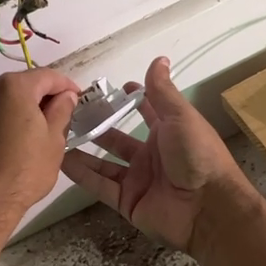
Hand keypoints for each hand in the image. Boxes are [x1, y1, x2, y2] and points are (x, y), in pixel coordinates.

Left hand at [0, 68, 79, 215]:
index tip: (79, 99)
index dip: (67, 86)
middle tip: (63, 114)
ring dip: (25, 107)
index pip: (47, 76)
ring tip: (41, 128)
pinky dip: (8, 117)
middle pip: (24, 84)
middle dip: (44, 95)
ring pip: (7, 98)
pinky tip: (19, 138)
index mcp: (13, 86)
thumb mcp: (54, 139)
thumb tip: (66, 96)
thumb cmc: (25, 169)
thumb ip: (62, 110)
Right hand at [61, 57, 246, 251]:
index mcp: (167, 133)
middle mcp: (150, 156)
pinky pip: (99, 185)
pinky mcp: (126, 202)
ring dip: (83, 150)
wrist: (208, 207)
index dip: (131, 100)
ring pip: (103, 163)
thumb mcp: (181, 116)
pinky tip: (60, 160)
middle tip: (70, 113)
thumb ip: (163, 91)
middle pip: (117, 139)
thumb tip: (159, 58)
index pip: (146, 112)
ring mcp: (137, 180)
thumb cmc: (198, 154)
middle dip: (97, 126)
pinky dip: (81, 174)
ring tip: (58, 135)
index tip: (109, 90)